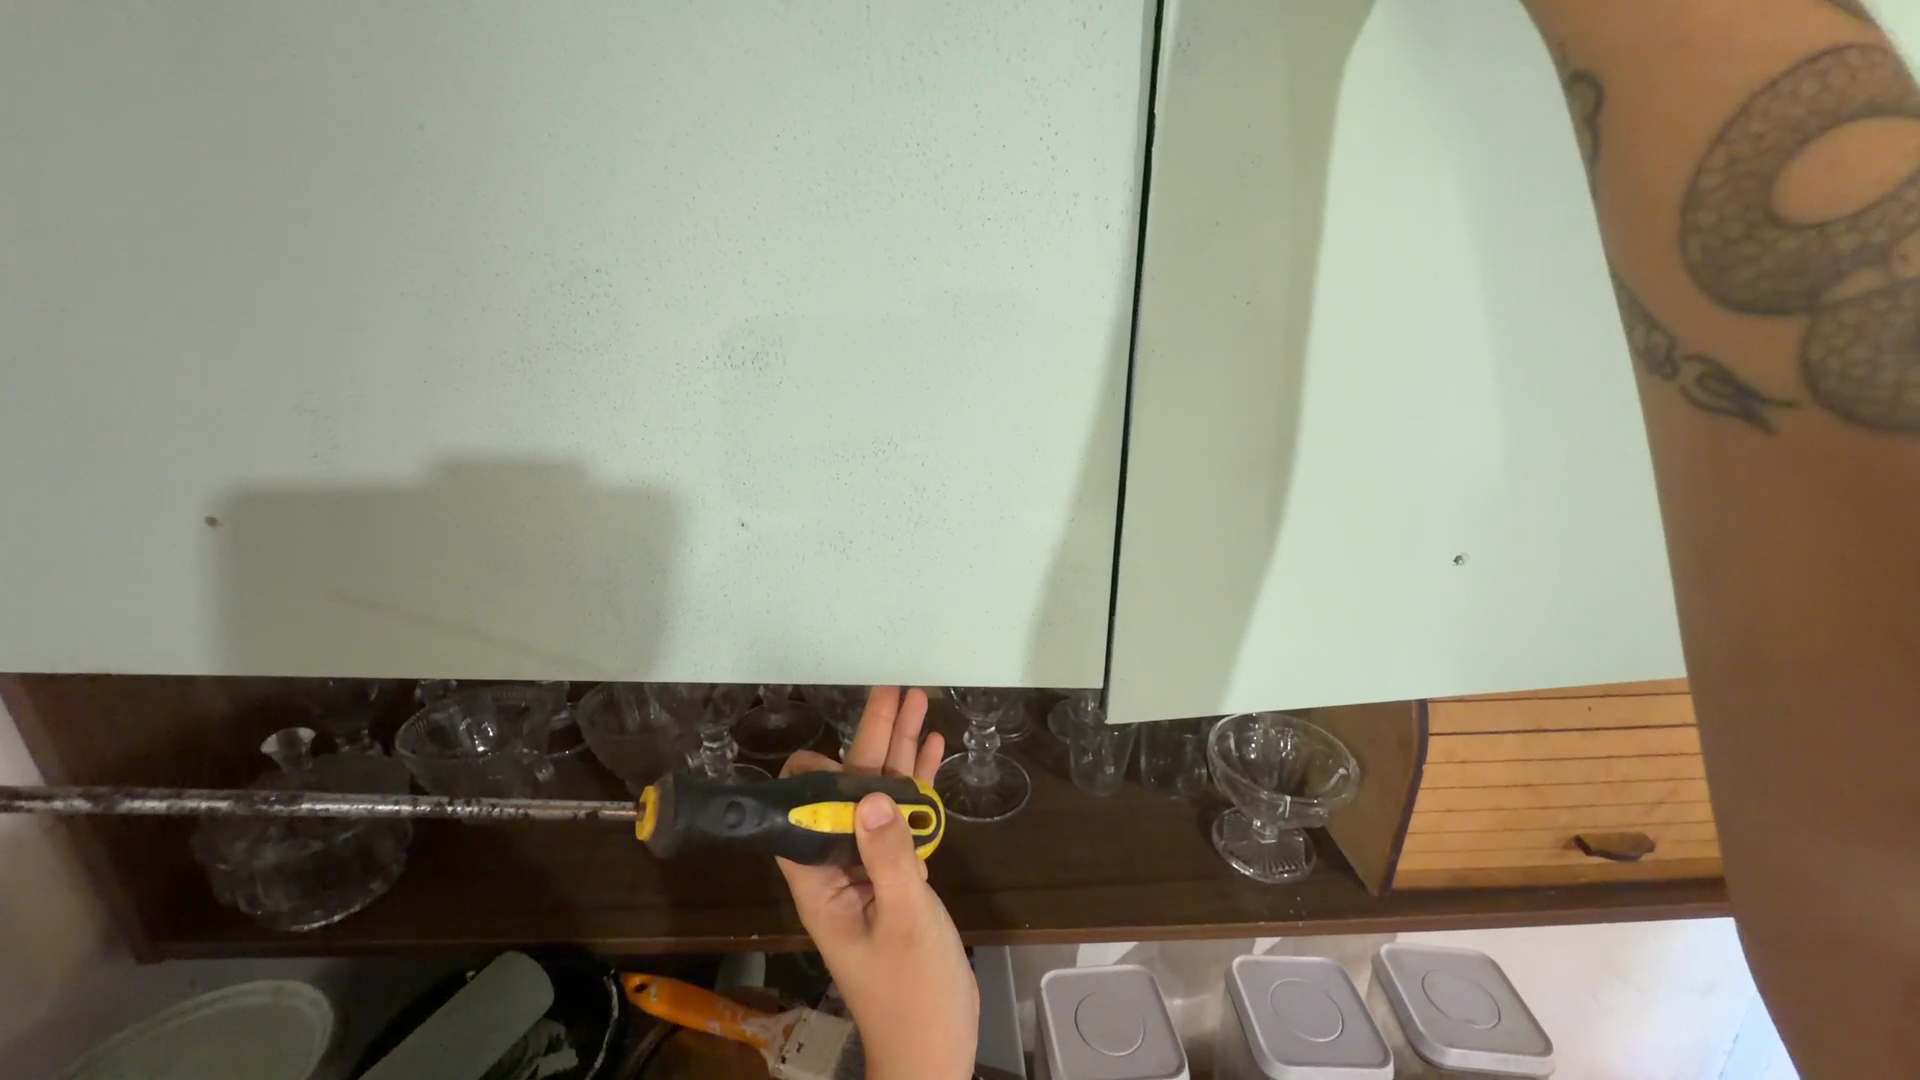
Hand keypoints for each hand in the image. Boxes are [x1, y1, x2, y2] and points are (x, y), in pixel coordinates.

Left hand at [777, 686, 977, 1079]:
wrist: (936, 1043)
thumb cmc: (913, 992)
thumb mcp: (904, 922)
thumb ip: (890, 857)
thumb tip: (875, 793)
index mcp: (819, 881)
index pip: (801, 815)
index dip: (814, 775)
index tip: (836, 741)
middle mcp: (839, 865)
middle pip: (850, 791)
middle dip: (872, 739)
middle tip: (893, 691)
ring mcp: (872, 867)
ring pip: (881, 797)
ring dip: (899, 751)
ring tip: (917, 702)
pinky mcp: (900, 873)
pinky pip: (906, 818)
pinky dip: (919, 784)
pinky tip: (932, 750)